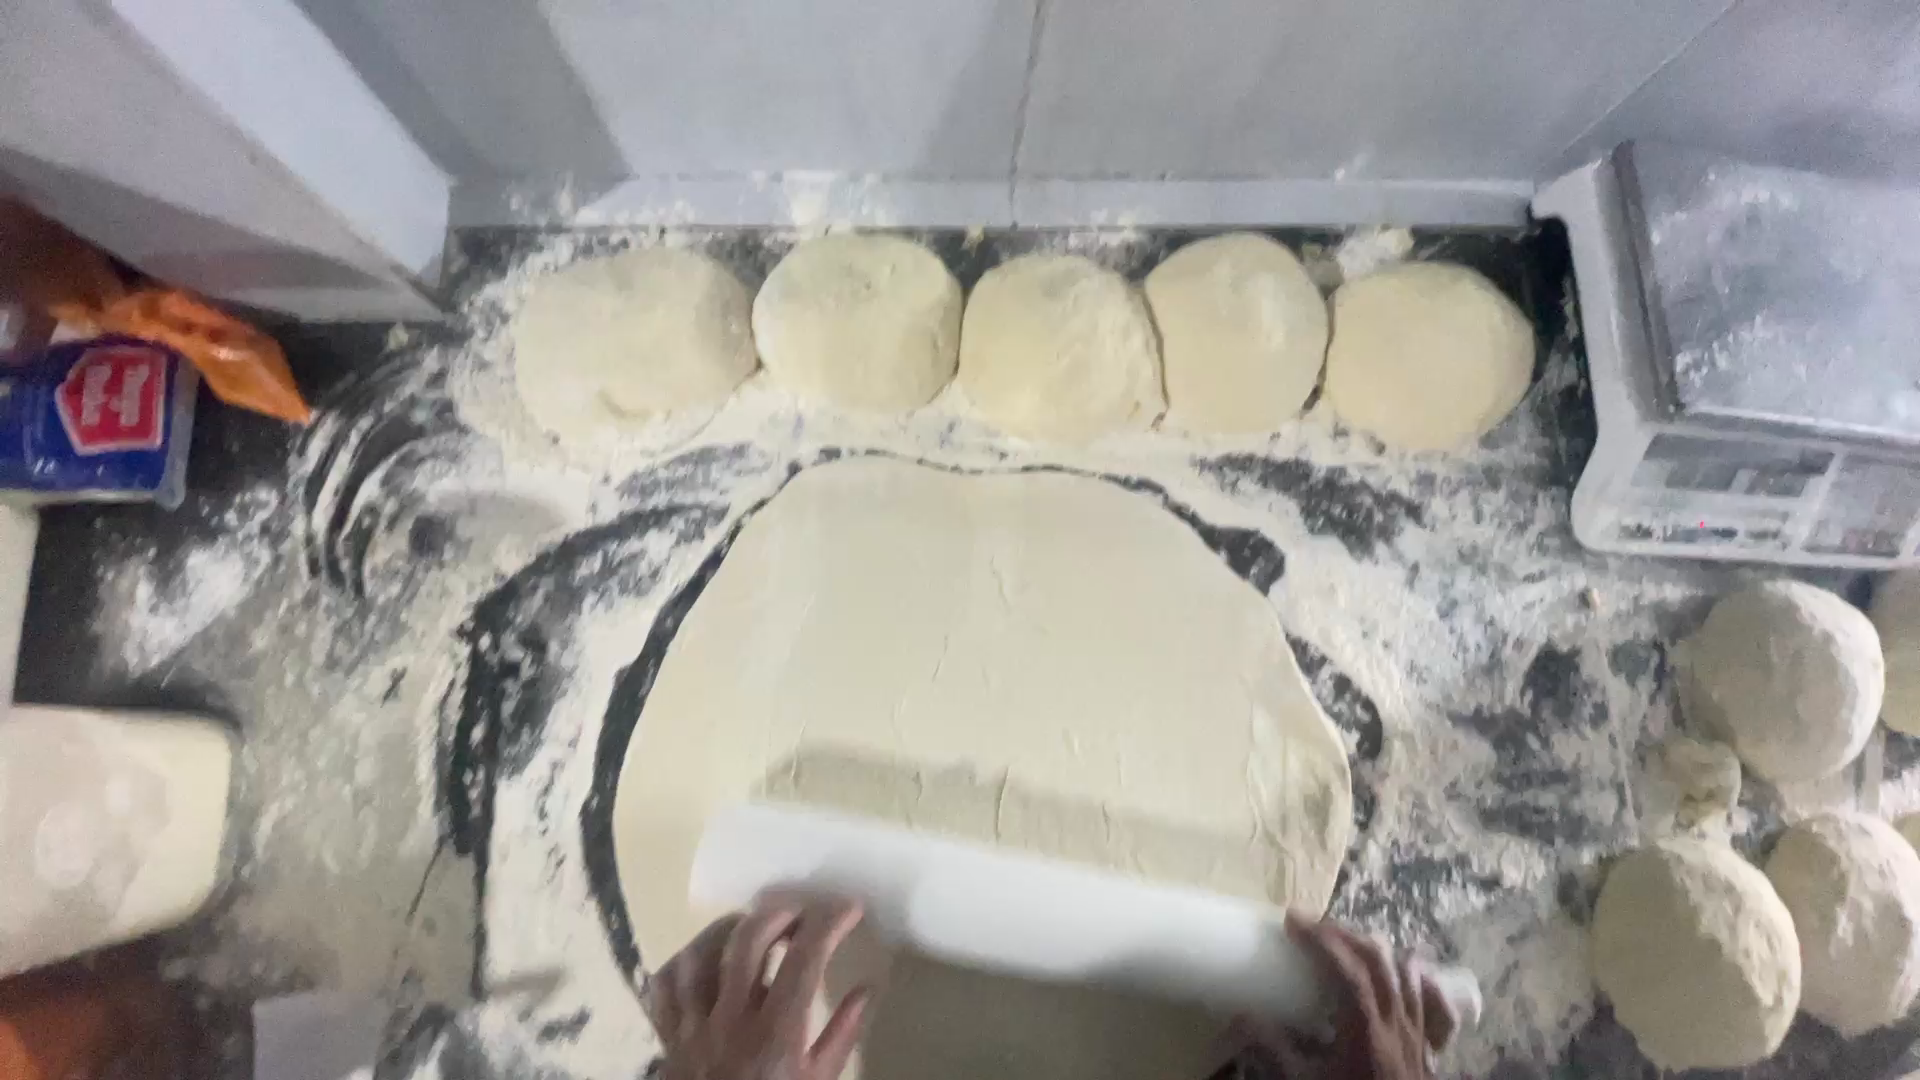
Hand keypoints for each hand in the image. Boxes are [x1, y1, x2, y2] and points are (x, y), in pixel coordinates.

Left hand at [644, 896, 872, 1079]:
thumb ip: (842, 1034)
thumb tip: (867, 987)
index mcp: (775, 1035)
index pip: (805, 957)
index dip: (830, 921)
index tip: (850, 908)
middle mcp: (730, 1022)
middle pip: (749, 940)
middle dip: (782, 912)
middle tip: (804, 912)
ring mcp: (692, 1028)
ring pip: (701, 952)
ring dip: (733, 926)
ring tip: (757, 924)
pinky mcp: (667, 1037)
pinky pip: (665, 983)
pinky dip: (687, 958)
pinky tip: (711, 954)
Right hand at [1236, 914, 1447, 1079]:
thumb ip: (1271, 1048)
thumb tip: (1239, 1013)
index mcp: (1365, 1027)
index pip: (1346, 967)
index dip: (1319, 937)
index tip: (1290, 919)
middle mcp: (1396, 1022)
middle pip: (1377, 960)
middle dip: (1342, 933)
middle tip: (1312, 927)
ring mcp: (1418, 1034)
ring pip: (1406, 974)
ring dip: (1376, 950)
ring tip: (1348, 942)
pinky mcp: (1429, 1049)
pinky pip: (1439, 1009)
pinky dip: (1425, 984)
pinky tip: (1409, 970)